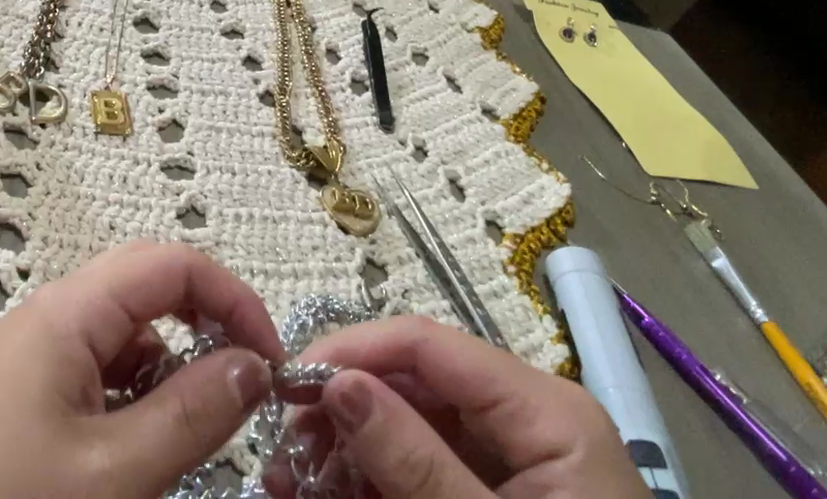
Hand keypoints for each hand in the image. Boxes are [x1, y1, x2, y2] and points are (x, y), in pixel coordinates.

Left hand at [0, 242, 283, 498]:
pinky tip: (140, 447)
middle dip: (205, 330)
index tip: (270, 361)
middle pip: (148, 290)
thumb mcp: (113, 472)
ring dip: (170, 371)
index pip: (170, 262)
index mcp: (70, 311)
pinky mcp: (24, 389)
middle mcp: (52, 315)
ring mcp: (35, 352)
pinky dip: (134, 398)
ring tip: (190, 435)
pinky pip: (97, 372)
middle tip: (242, 394)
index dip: (231, 298)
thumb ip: (193, 415)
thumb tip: (255, 366)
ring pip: (125, 336)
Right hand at [267, 316, 647, 497]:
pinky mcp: (495, 490)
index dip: (350, 350)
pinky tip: (330, 494)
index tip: (286, 387)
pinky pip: (420, 465)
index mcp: (543, 410)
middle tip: (284, 452)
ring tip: (292, 483)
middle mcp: (525, 416)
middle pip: (410, 381)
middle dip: (341, 410)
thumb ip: (415, 463)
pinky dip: (372, 479)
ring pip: (405, 423)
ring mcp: (510, 456)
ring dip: (345, 450)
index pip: (425, 343)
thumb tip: (336, 382)